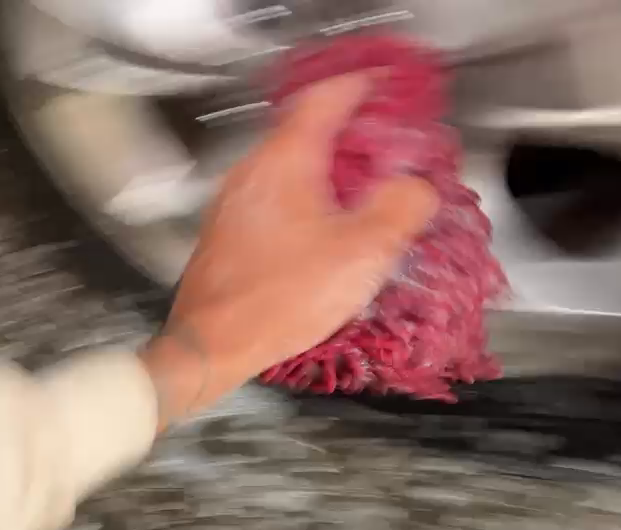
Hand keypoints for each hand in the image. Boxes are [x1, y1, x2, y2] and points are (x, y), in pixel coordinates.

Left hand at [140, 73, 439, 425]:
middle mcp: (248, 176)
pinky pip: (267, 208)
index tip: (392, 98)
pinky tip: (316, 241)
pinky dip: (297, 210)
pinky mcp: (219, 241)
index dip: (367, 90)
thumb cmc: (278, 301)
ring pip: (285, 174)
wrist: (208, 348)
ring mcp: (227, 209)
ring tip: (357, 205)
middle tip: (386, 159)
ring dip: (324, 181)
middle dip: (351, 142)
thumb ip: (403, 205)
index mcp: (284, 160)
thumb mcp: (365, 251)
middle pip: (306, 134)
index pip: (328, 95)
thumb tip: (412, 189)